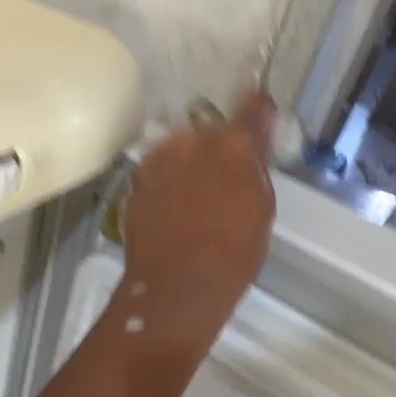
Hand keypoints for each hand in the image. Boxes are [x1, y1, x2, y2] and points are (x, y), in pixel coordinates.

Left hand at [120, 94, 277, 346]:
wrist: (174, 287)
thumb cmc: (231, 257)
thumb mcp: (260, 210)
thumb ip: (255, 171)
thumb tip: (252, 153)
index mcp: (234, 144)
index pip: (254, 109)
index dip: (259, 115)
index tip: (261, 122)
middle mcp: (193, 140)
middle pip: (211, 133)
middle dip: (217, 150)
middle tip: (222, 181)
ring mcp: (158, 159)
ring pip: (180, 151)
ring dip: (188, 165)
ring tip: (192, 199)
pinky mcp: (134, 182)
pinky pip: (158, 173)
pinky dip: (166, 184)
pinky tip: (171, 210)